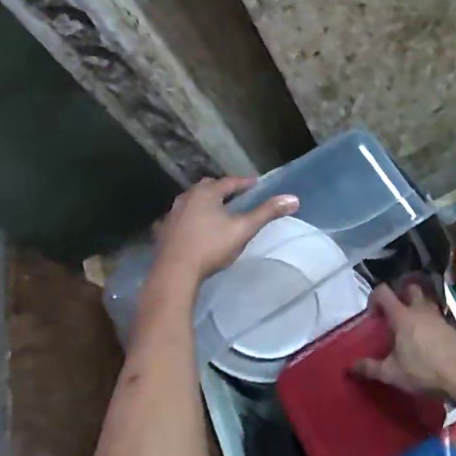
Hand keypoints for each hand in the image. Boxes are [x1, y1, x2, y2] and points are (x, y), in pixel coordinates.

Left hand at [151, 176, 298, 282]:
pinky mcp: (162, 232)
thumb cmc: (211, 247)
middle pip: (206, 187)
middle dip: (220, 189)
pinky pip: (176, 220)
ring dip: (201, 203)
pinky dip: (186, 220)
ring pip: (189, 202)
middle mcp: (186, 198)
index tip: (256, 184)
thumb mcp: (244, 229)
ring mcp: (171, 215)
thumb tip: (293, 198)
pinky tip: (188, 228)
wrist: (174, 273)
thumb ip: (267, 213)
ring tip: (213, 211)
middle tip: (234, 195)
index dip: (244, 183)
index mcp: (206, 193)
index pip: (229, 182)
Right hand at [352, 284, 455, 399]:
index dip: (374, 297)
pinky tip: (426, 341)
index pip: (384, 292)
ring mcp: (438, 316)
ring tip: (409, 329)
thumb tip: (351, 366)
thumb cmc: (422, 372)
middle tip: (394, 315)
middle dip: (400, 296)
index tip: (373, 315)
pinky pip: (436, 316)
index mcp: (402, 316)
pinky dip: (428, 322)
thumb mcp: (391, 373)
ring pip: (425, 301)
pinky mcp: (450, 326)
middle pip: (409, 289)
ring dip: (416, 308)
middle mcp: (420, 309)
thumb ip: (369, 368)